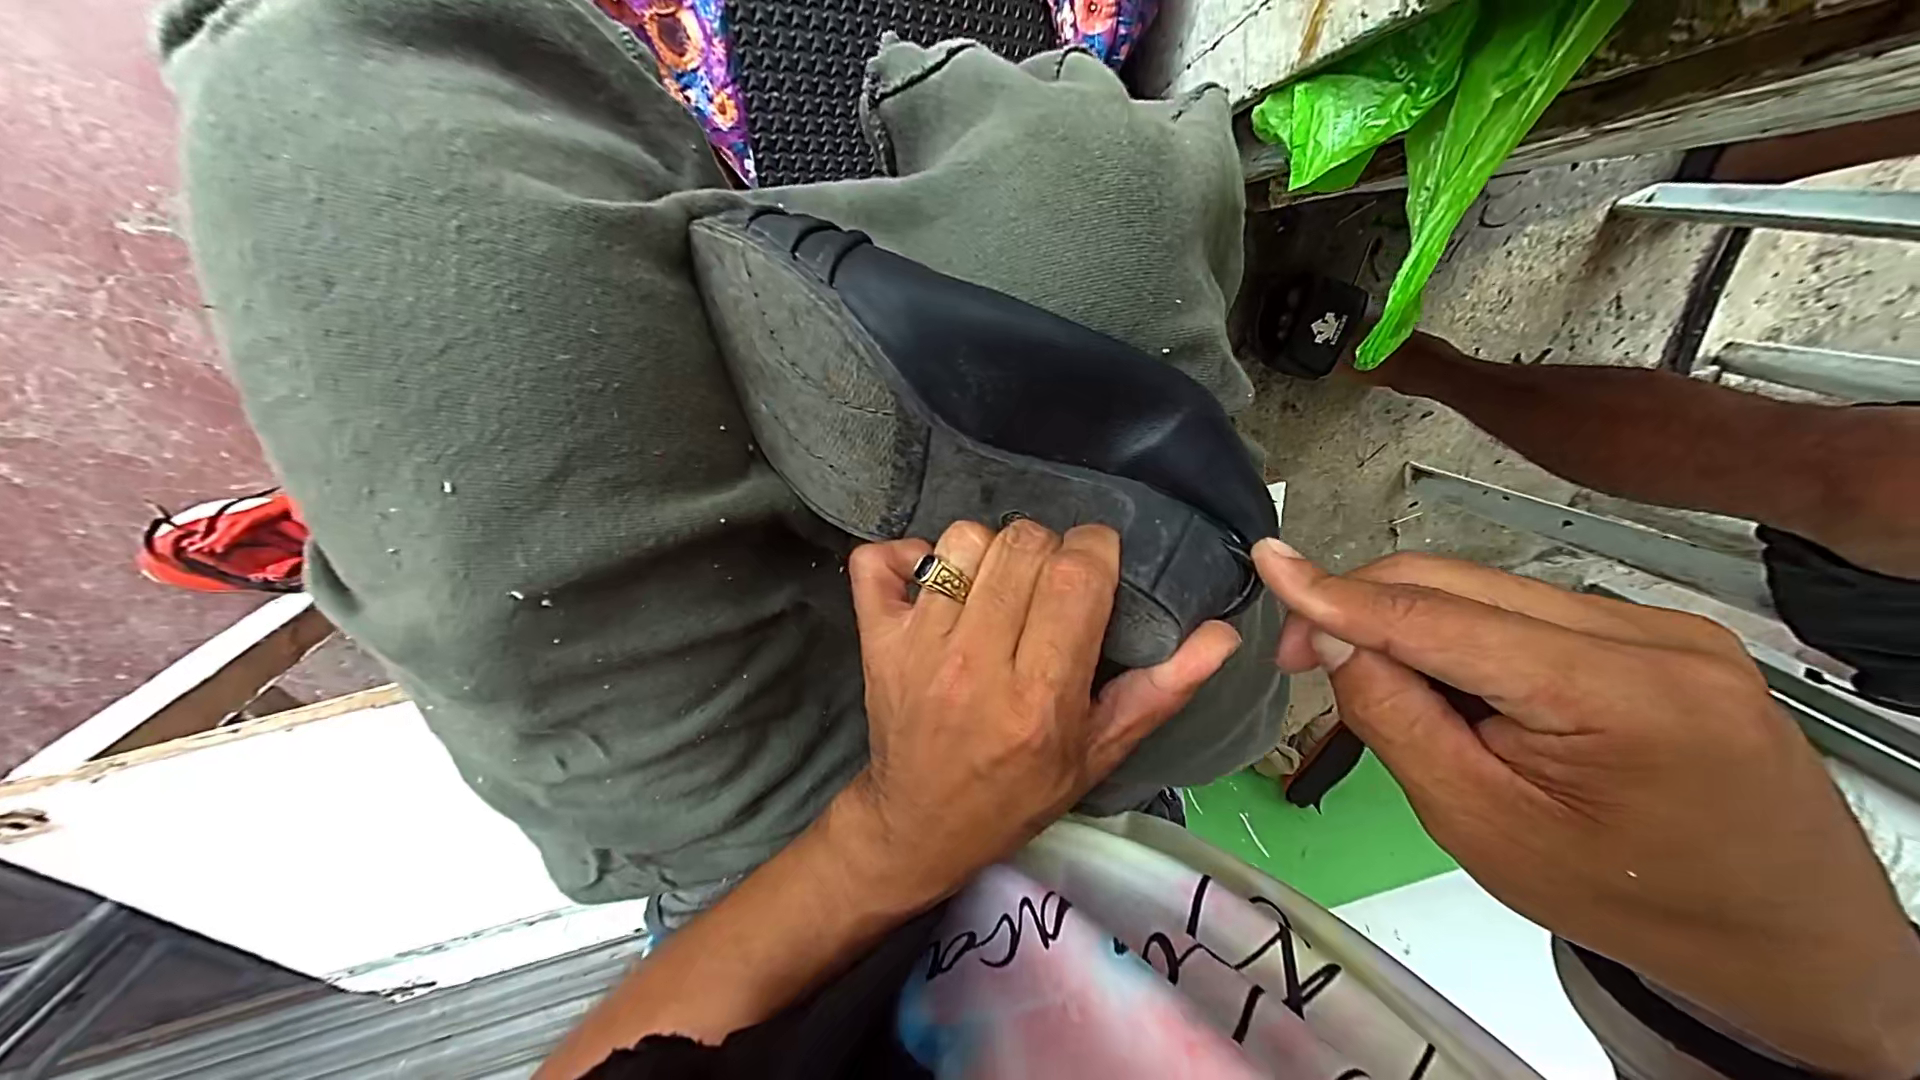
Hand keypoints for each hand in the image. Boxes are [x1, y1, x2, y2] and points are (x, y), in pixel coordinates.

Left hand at [837, 520, 1241, 904]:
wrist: (920, 825)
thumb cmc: (1019, 793)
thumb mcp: (1099, 753)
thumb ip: (1162, 690)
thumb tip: (1222, 634)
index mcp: (1040, 696)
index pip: (1075, 575)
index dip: (1095, 548)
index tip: (1095, 562)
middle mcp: (976, 663)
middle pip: (1022, 544)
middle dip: (1049, 546)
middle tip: (1049, 579)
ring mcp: (917, 647)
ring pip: (963, 540)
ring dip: (990, 548)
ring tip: (998, 584)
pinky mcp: (875, 639)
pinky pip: (882, 558)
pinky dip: (909, 555)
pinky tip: (934, 583)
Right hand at [1254, 541, 1919, 1078]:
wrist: (1780, 940)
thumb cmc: (1621, 897)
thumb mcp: (1477, 821)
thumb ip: (1394, 716)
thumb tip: (1331, 634)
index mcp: (1621, 695)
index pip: (1437, 619)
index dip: (1338, 592)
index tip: (1268, 563)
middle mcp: (1648, 635)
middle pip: (1453, 583)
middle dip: (1357, 605)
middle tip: (1298, 654)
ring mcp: (1656, 625)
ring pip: (1474, 588)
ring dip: (1399, 621)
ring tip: (1371, 679)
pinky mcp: (1646, 631)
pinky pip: (1508, 606)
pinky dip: (1446, 632)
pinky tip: (1438, 680)